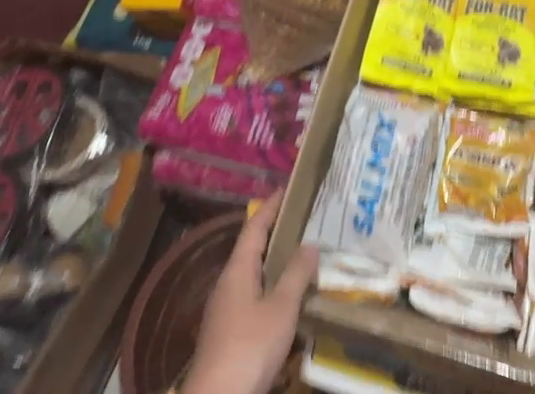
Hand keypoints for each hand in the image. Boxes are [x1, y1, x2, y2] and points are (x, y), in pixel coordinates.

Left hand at [181, 191, 320, 393]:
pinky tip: (287, 296)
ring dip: (273, 261)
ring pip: (251, 274)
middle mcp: (227, 284)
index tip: (285, 189)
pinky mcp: (228, 331)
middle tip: (301, 219)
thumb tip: (309, 243)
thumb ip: (296, 274)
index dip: (270, 207)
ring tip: (299, 254)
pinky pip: (252, 294)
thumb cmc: (251, 345)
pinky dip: (270, 285)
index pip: (254, 228)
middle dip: (273, 232)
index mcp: (237, 270)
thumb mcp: (281, 308)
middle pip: (250, 249)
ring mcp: (225, 309)